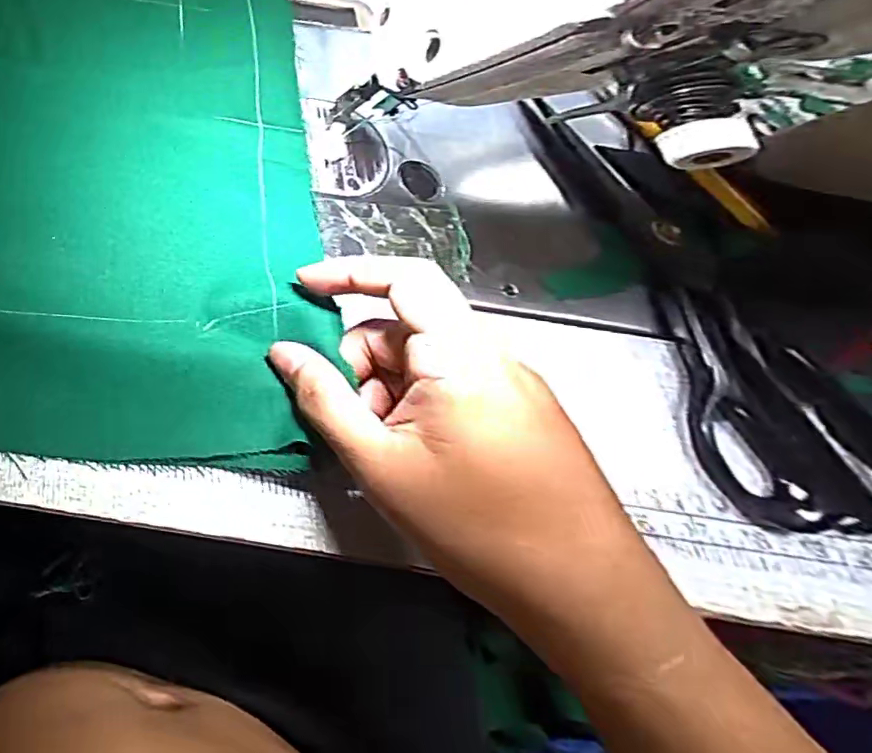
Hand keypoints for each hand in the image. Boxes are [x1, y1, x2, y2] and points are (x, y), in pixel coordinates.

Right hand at [266, 257, 640, 622]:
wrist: (588, 599)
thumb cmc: (477, 527)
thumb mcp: (378, 463)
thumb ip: (322, 398)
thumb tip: (283, 351)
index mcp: (462, 358)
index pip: (405, 279)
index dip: (348, 272)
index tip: (303, 284)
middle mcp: (491, 358)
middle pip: (402, 328)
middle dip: (360, 362)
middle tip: (350, 417)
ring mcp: (509, 385)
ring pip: (419, 360)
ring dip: (384, 389)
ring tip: (385, 448)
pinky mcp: (518, 411)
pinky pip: (445, 383)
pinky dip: (411, 403)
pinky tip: (411, 452)